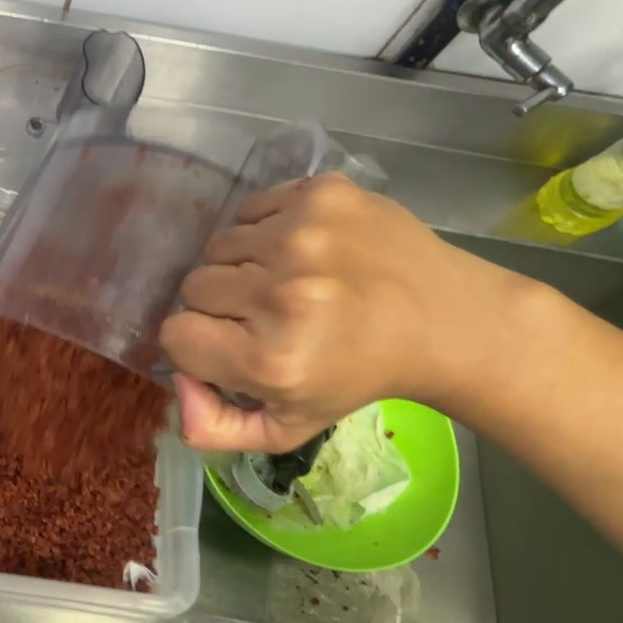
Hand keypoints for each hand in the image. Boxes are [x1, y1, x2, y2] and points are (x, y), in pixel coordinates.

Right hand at [160, 173, 528, 451]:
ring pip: (218, 245)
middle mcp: (282, 293)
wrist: (447, 320)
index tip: (234, 346)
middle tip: (264, 315)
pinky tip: (301, 251)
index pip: (175, 335)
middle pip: (192, 287)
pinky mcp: (322, 194)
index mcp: (270, 359)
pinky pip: (250, 208)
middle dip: (218, 304)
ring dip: (240, 264)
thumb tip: (176, 386)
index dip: (197, 343)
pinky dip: (264, 228)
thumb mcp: (286, 427)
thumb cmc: (355, 377)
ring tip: (285, 280)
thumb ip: (214, 428)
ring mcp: (302, 235)